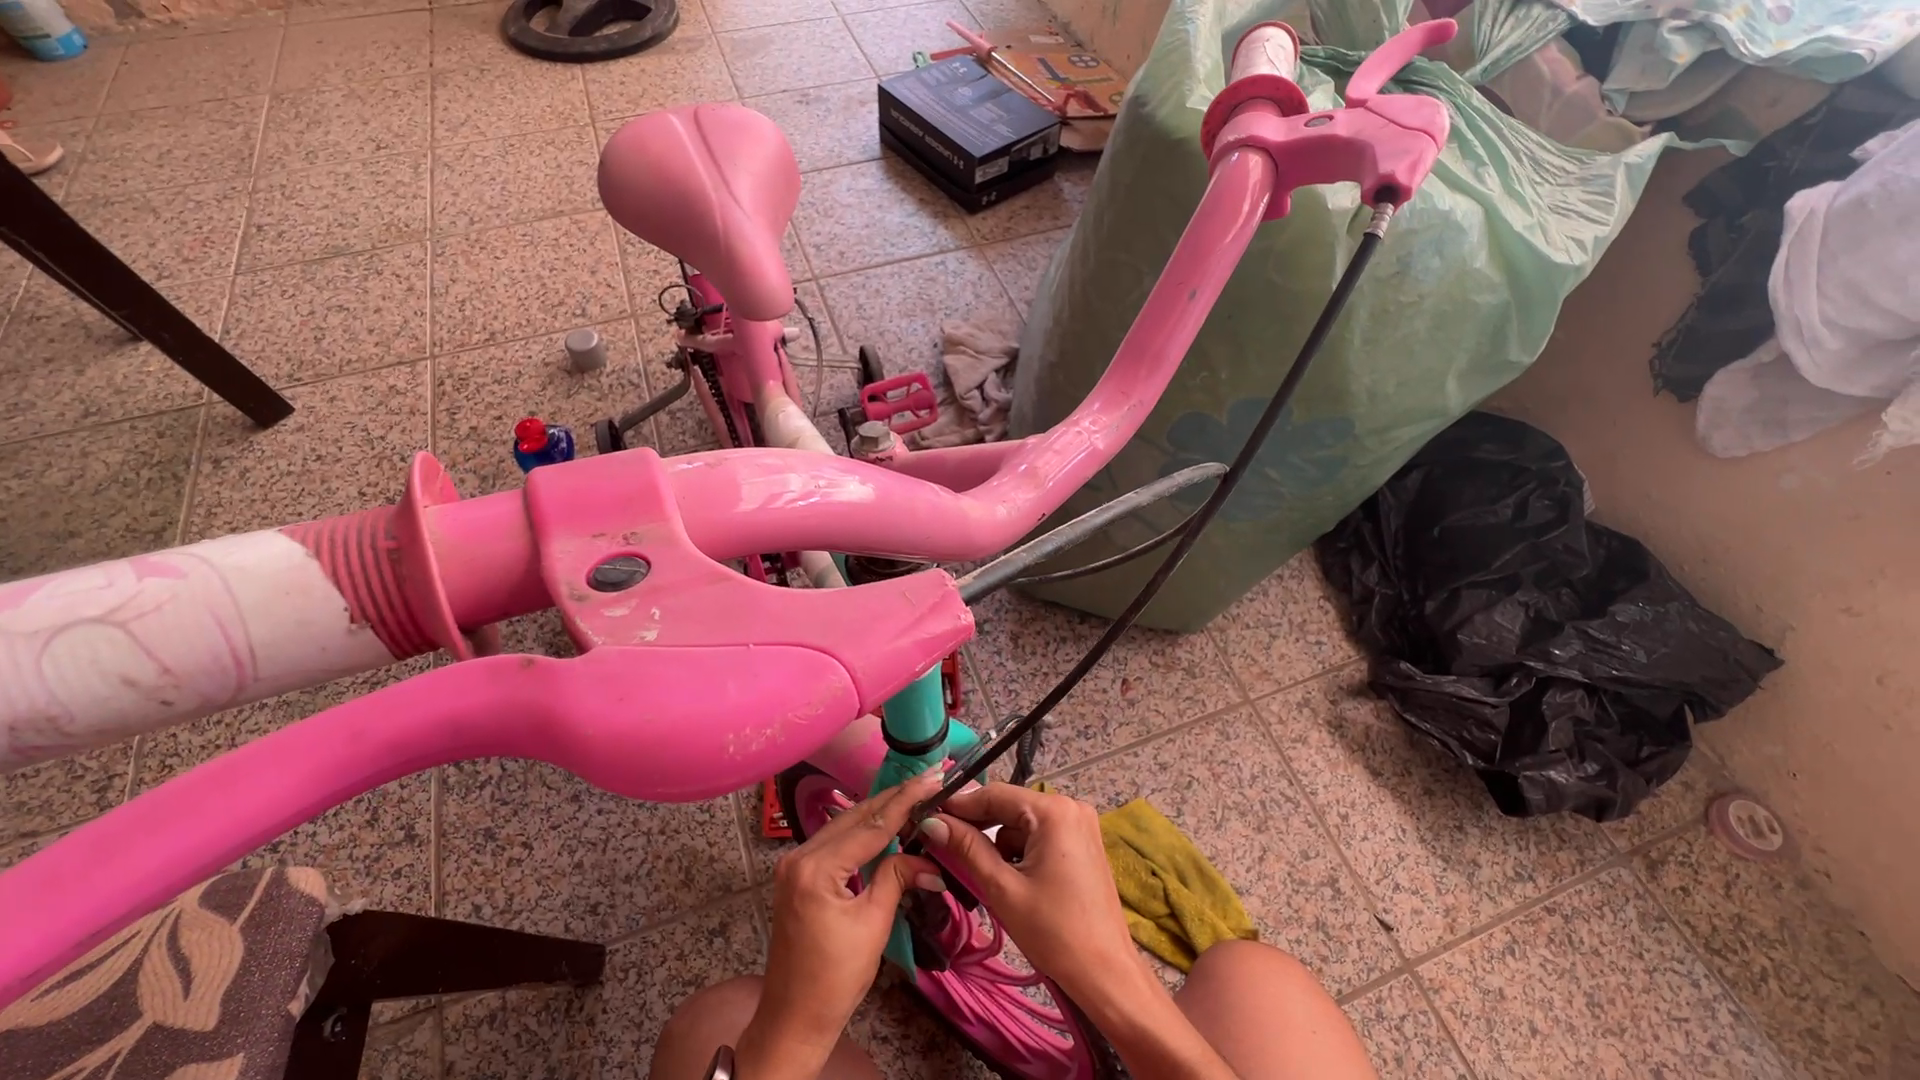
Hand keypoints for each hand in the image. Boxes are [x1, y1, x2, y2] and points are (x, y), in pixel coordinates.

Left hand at [741, 769, 946, 1079]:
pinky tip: (886, 825)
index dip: (906, 800)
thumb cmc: (835, 978)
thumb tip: (928, 858)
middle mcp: (799, 856)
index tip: (934, 777)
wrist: (793, 1018)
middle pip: (855, 817)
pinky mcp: (798, 875)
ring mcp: (795, 864)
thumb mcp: (873, 924)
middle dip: (895, 798)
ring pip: (845, 825)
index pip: (871, 824)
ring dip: (880, 812)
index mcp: (816, 868)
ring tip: (915, 796)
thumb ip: (896, 879)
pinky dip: (863, 832)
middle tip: (930, 779)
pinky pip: (836, 842)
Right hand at [915, 783, 1145, 1009]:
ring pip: (1021, 824)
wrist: (1105, 973)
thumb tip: (932, 821)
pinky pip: (1038, 837)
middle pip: (1009, 807)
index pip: (994, 795)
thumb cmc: (1054, 932)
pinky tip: (1008, 880)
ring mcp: (1080, 825)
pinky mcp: (1082, 844)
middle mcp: (1070, 807)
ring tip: (981, 876)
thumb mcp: (1002, 888)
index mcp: (1054, 811)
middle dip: (977, 827)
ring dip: (997, 844)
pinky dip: (1018, 852)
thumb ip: (967, 849)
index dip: (958, 805)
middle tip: (941, 845)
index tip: (926, 816)